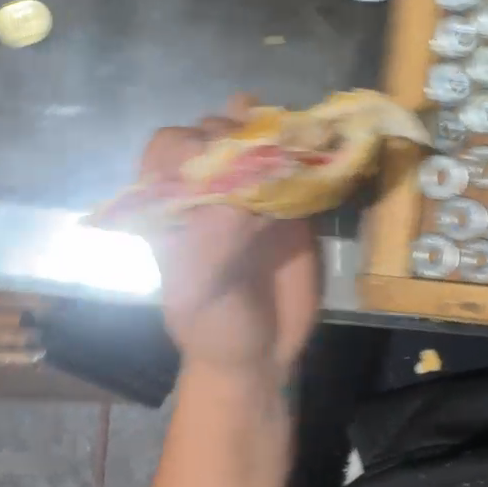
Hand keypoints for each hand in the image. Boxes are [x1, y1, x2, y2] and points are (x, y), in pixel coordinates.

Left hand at [137, 96, 320, 374]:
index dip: (192, 147)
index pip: (170, 148)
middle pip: (215, 133)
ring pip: (256, 138)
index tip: (216, 168)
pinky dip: (308, 150)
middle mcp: (208, 190)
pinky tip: (318, 148)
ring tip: (289, 145)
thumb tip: (247, 183)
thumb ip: (215, 236)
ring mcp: (251, 192)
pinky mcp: (291, 204)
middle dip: (236, 135)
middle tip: (259, 159)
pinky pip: (296, 165)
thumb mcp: (200, 288)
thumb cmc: (213, 326)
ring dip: (272, 132)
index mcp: (169, 204)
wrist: (262, 354)